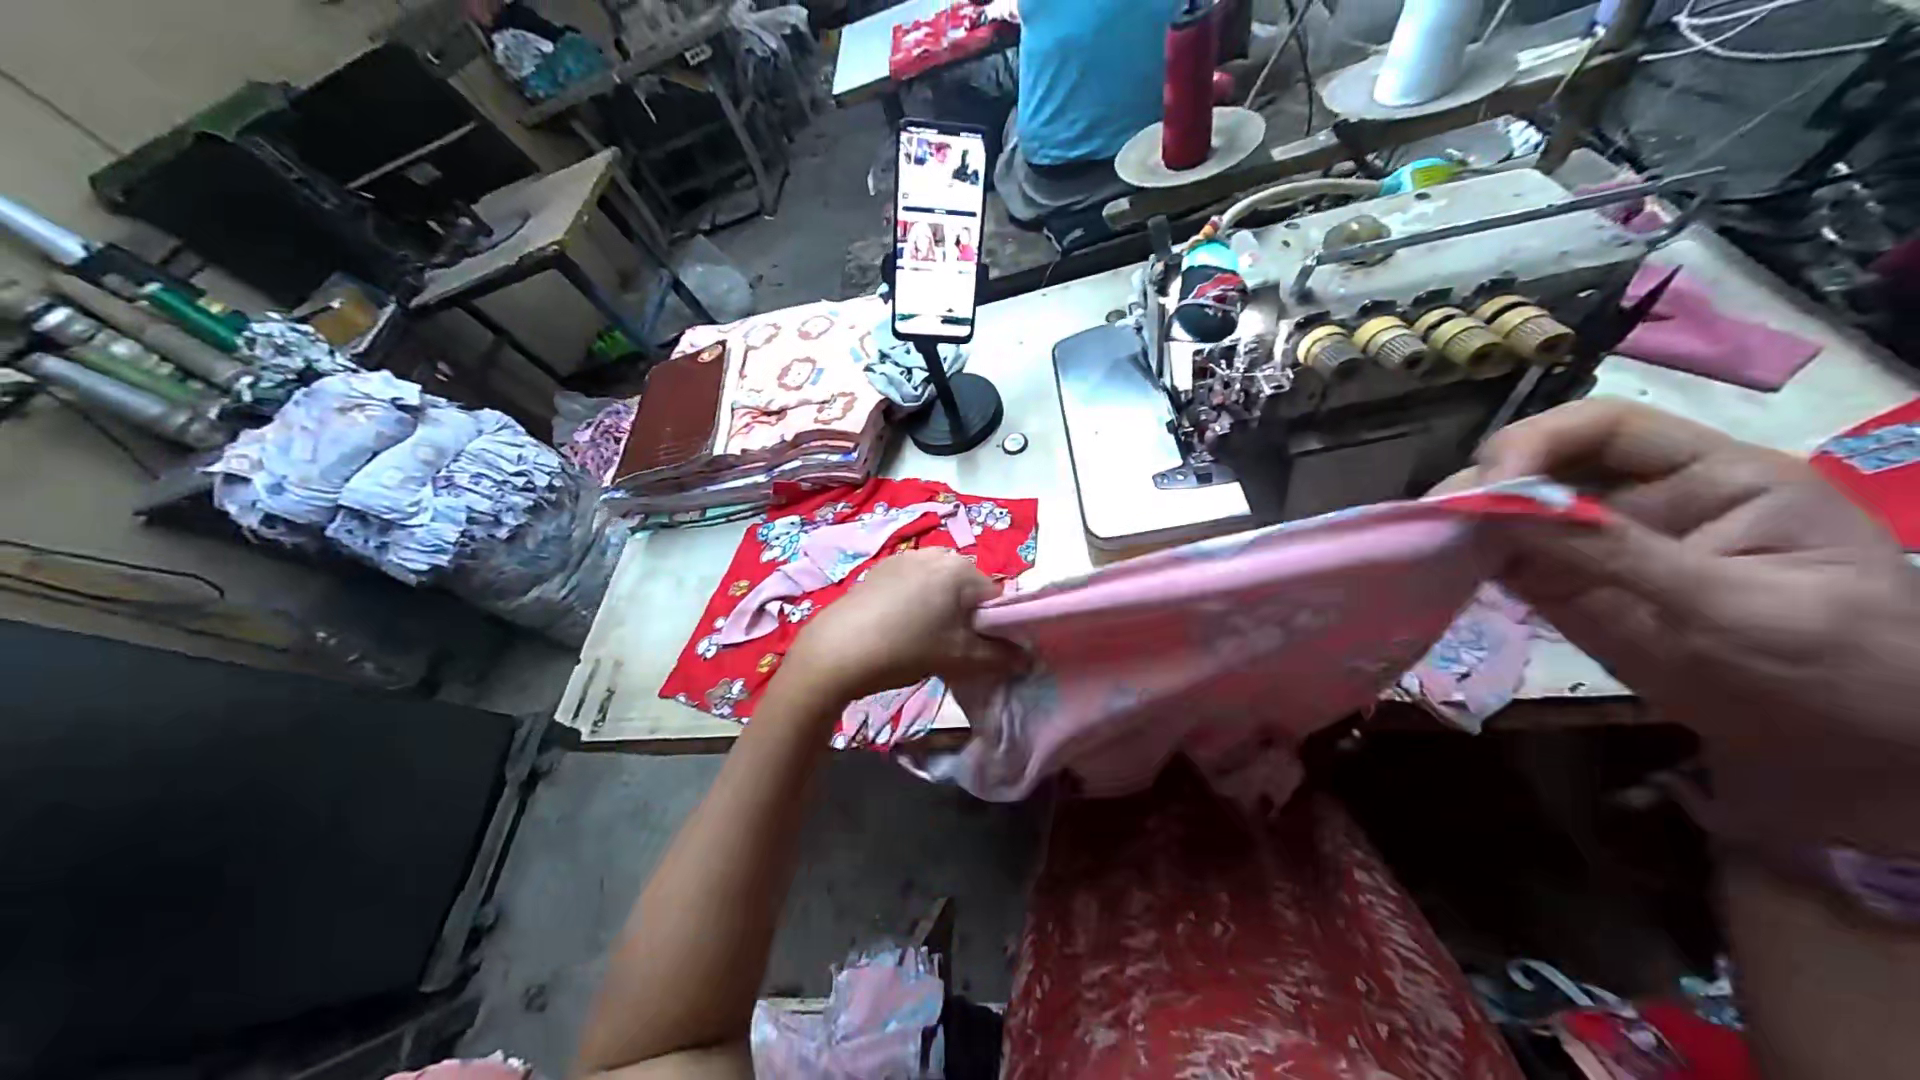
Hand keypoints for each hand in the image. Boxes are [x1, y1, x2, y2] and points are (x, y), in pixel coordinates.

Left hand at [779, 549, 1021, 702]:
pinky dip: (917, 604)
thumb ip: (1001, 657)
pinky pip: (915, 585)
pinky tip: (900, 628)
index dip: (996, 628)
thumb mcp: (961, 658)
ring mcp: (906, 558)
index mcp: (962, 568)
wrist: (838, 650)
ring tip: (925, 640)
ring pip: (941, 587)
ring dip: (942, 610)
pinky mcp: (881, 569)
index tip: (983, 652)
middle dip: (968, 617)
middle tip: (953, 649)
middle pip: (969, 589)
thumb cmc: (907, 648)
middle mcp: (938, 553)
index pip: (998, 598)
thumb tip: (1025, 657)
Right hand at [1455, 399, 1919, 851]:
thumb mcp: (1735, 607)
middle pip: (1546, 464)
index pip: (1608, 428)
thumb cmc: (1831, 671)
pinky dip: (1467, 557)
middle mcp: (1643, 498)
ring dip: (1466, 519)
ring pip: (1513, 511)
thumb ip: (1617, 554)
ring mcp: (1598, 545)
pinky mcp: (1565, 587)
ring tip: (1426, 539)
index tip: (1492, 483)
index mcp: (1712, 477)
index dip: (1541, 441)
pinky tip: (1439, 563)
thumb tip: (1507, 511)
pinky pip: (1505, 559)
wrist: (1844, 758)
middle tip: (1440, 516)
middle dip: (1488, 482)